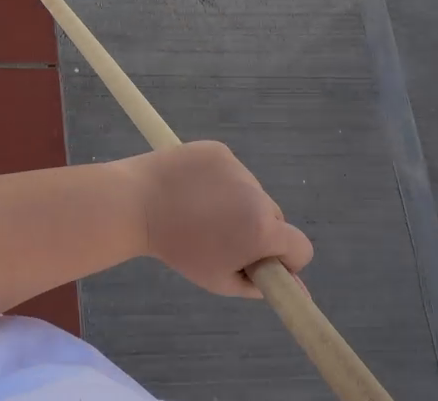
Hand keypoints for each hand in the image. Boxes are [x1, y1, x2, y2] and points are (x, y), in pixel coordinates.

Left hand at [125, 140, 313, 297]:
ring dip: (237, 202)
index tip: (261, 260)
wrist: (136, 202)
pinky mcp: (218, 150)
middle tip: (221, 234)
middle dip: (257, 229)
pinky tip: (195, 187)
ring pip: (251, 193)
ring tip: (200, 209)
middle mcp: (257, 193)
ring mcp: (237, 167)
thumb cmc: (178, 247)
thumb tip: (296, 287)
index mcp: (262, 229)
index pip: (301, 247)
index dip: (286, 258)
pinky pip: (232, 171)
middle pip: (274, 218)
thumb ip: (262, 285)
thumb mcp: (221, 280)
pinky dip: (221, 180)